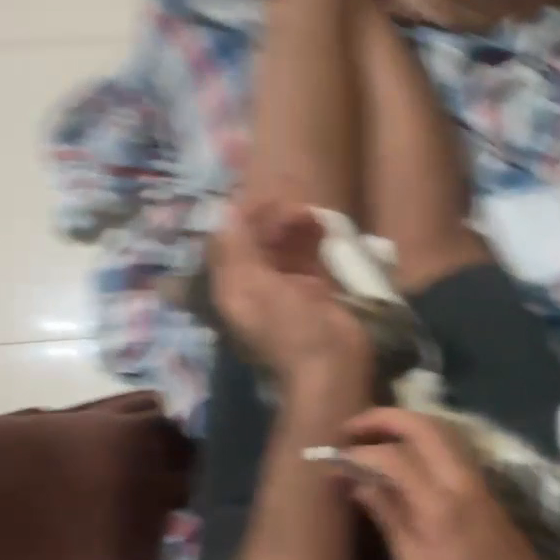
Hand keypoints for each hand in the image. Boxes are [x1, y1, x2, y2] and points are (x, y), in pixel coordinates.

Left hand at [209, 199, 369, 381]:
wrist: (332, 365)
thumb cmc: (289, 327)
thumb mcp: (255, 286)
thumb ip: (240, 248)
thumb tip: (226, 210)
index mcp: (234, 289)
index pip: (229, 243)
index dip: (243, 216)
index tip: (265, 194)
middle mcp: (256, 287)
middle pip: (257, 243)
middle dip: (272, 220)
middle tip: (294, 203)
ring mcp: (286, 290)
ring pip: (284, 248)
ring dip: (294, 227)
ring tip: (310, 213)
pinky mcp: (314, 292)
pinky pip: (307, 258)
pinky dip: (311, 240)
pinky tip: (321, 225)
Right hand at [334, 408, 559, 559]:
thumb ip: (388, 520)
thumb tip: (357, 485)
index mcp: (439, 504)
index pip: (393, 457)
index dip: (359, 453)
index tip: (333, 460)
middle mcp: (458, 478)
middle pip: (421, 424)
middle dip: (381, 418)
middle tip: (348, 430)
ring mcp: (473, 474)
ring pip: (437, 426)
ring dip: (400, 422)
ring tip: (368, 435)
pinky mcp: (479, 479)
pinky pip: (445, 441)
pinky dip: (417, 434)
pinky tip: (398, 450)